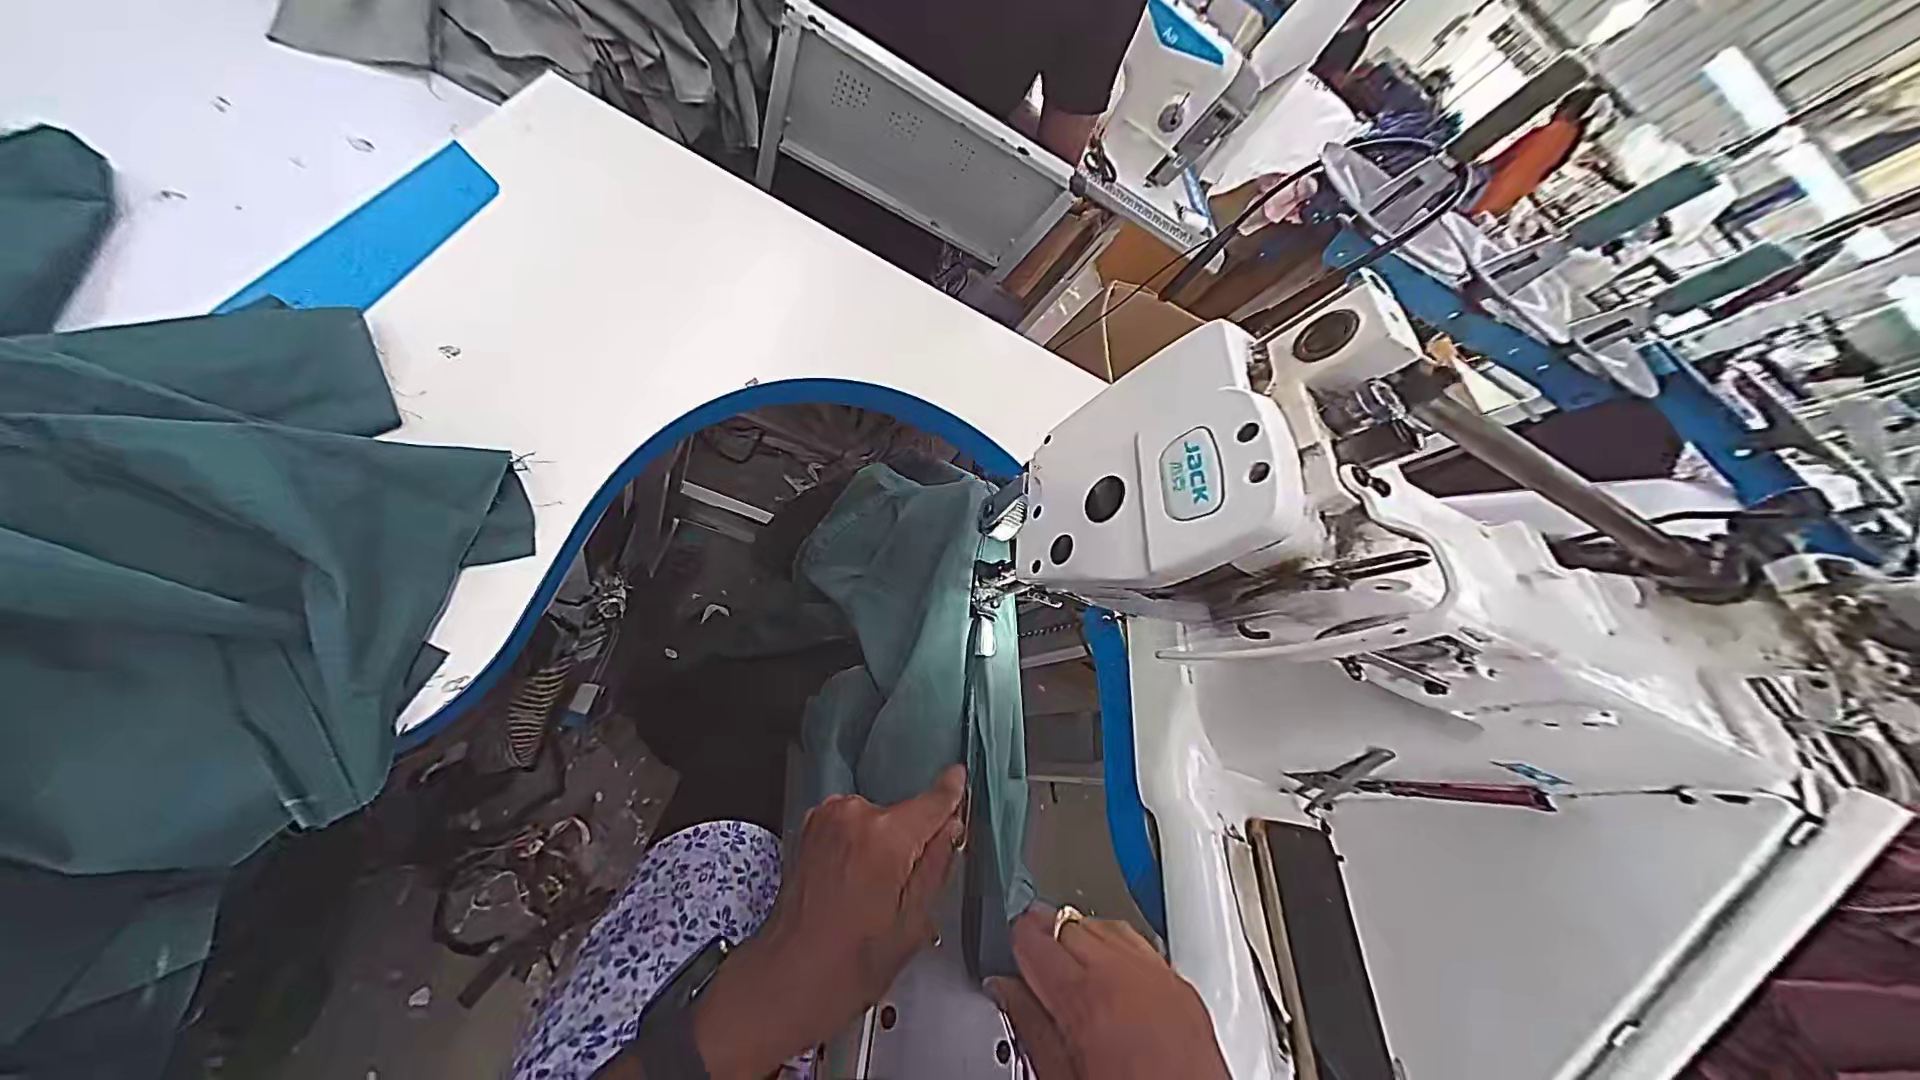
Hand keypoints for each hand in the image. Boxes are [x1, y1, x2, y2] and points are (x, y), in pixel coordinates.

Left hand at [690, 766, 965, 1078]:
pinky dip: (861, 840)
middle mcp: (855, 813)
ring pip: (879, 817)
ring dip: (885, 840)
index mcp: (886, 837)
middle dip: (914, 837)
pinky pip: (854, 821)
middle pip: (904, 813)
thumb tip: (952, 827)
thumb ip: (936, 866)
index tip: (960, 778)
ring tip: (875, 888)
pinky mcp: (812, 823)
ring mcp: (828, 815)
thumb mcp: (910, 924)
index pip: (932, 800)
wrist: (782, 980)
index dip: (951, 792)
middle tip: (908, 882)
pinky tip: (854, 879)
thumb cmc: (847, 967)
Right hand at [986, 908, 1230, 1079]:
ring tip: (1067, 961)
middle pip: (1065, 923)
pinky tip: (1108, 967)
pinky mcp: (1180, 984)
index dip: (1015, 940)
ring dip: (1080, 935)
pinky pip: (1137, 941)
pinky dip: (1116, 945)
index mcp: (1085, 998)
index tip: (1009, 947)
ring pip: (1101, 923)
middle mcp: (1121, 974)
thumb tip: (1005, 989)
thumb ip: (1029, 1025)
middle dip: (1044, 934)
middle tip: (1031, 955)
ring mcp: (1155, 974)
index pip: (1034, 937)